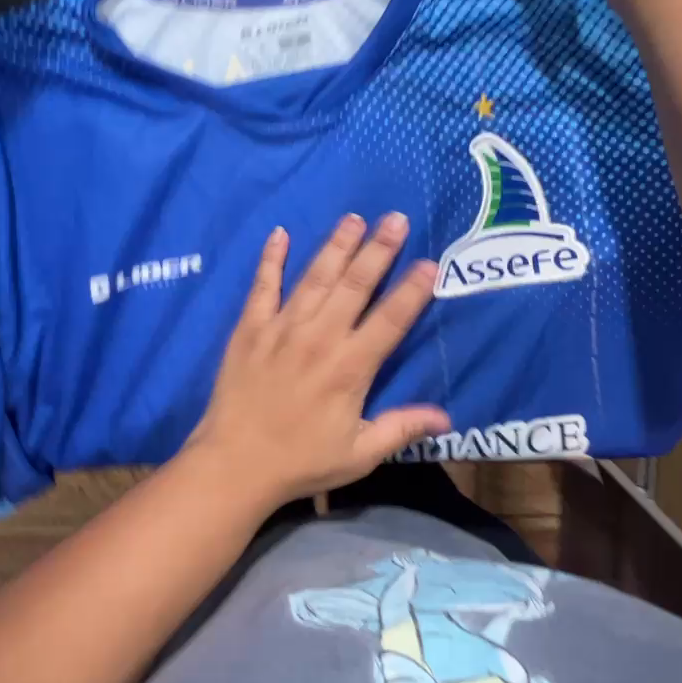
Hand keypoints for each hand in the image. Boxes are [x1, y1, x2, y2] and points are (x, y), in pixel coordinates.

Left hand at [185, 213, 450, 506]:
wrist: (234, 464)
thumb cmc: (301, 462)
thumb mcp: (359, 454)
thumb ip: (401, 429)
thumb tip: (446, 418)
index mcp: (350, 367)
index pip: (389, 320)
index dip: (411, 291)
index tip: (430, 263)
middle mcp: (319, 337)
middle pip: (355, 285)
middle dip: (378, 250)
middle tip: (396, 218)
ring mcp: (282, 328)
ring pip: (314, 277)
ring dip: (336, 245)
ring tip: (354, 218)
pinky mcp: (250, 327)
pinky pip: (262, 286)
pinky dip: (270, 259)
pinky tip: (279, 233)